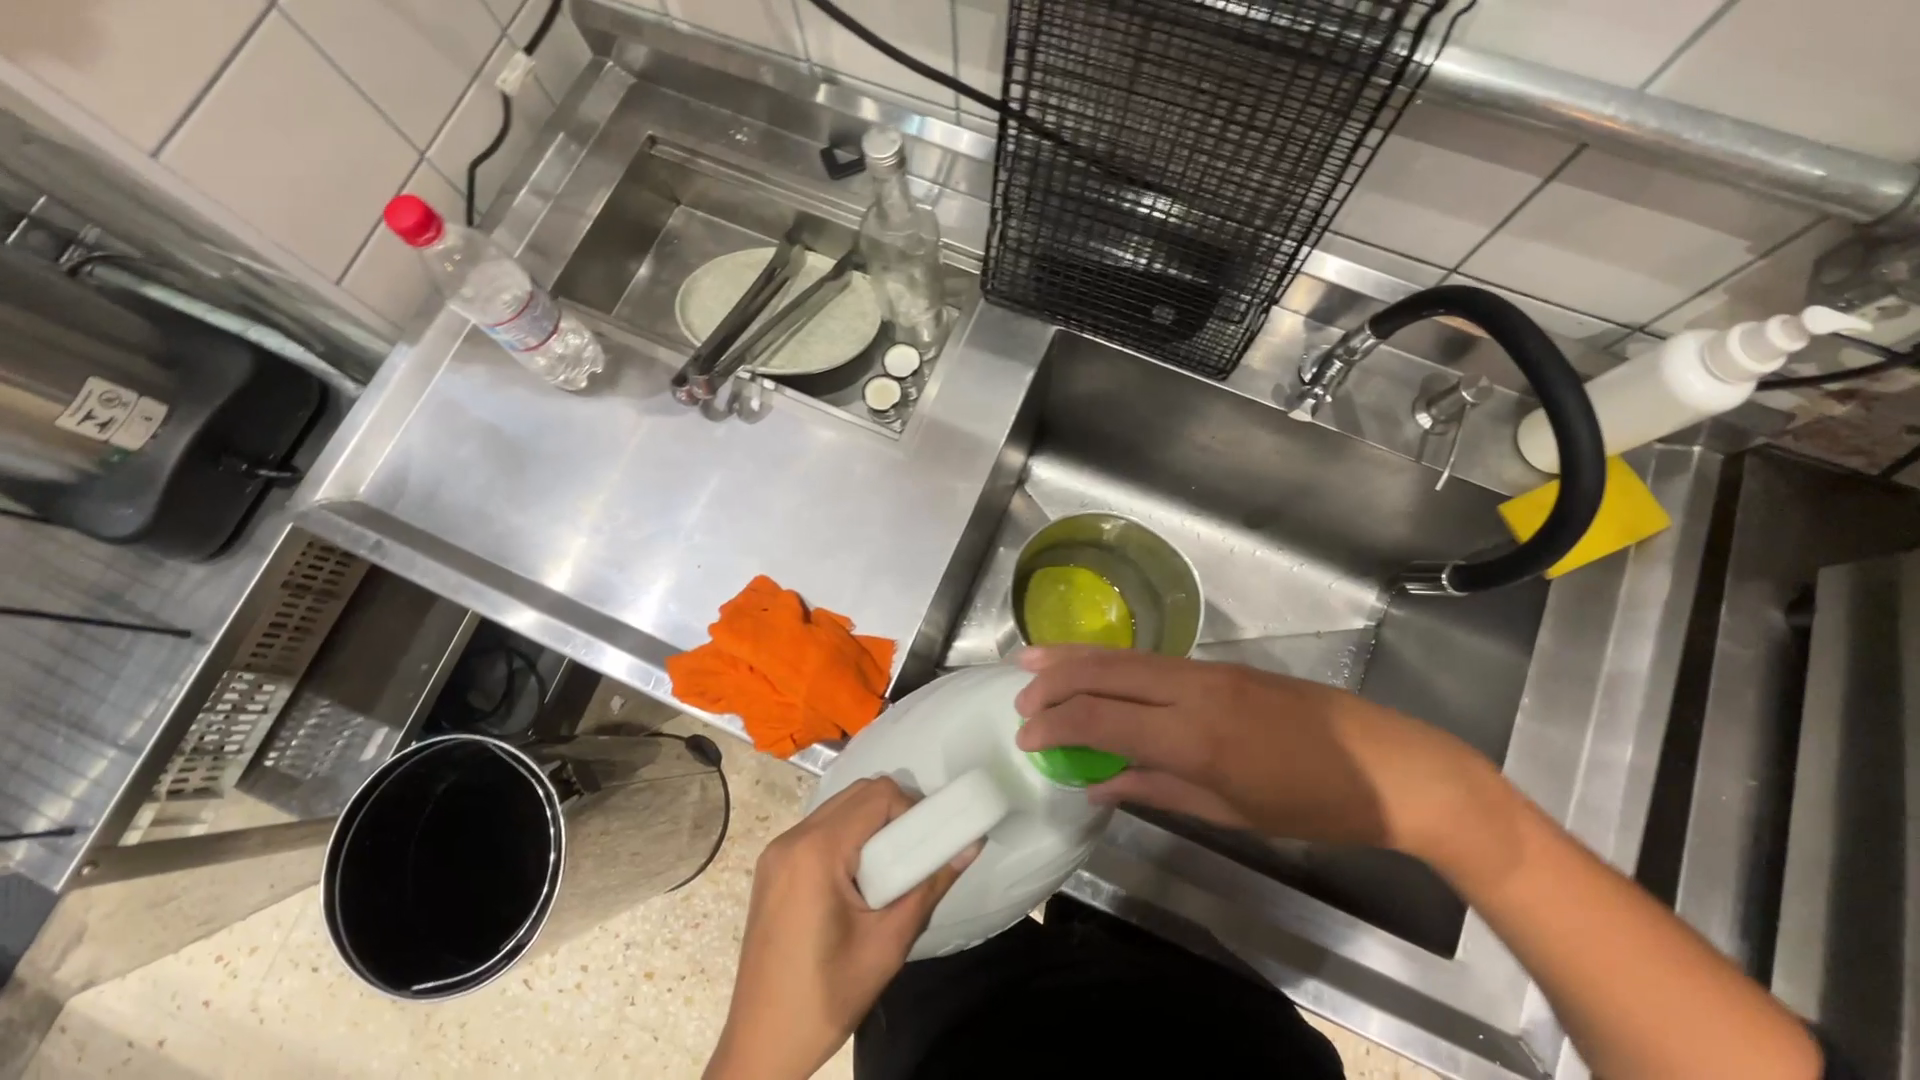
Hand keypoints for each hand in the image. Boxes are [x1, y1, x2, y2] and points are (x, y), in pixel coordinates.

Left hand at [706, 777, 974, 1079]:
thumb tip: (970, 844)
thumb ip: (930, 885)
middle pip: (857, 796)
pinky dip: (848, 843)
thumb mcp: (889, 942)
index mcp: (815, 852)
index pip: (877, 796)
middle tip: (917, 859)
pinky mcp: (772, 870)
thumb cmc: (827, 996)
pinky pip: (819, 834)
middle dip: (895, 816)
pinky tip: (862, 886)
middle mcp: (790, 840)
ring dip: (872, 829)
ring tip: (892, 876)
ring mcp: (775, 854)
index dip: (914, 811)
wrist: (763, 1044)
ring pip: (838, 811)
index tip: (932, 846)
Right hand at [1011, 646, 1522, 877]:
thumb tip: (1097, 783)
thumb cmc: (1313, 806)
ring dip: (1078, 660)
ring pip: (1128, 657)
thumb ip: (1157, 789)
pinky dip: (1115, 664)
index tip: (1024, 736)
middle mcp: (1194, 691)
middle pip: (1107, 673)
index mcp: (1193, 736)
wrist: (1394, 768)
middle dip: (1056, 680)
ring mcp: (1212, 672)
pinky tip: (1097, 670)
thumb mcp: (1229, 812)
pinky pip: (1156, 661)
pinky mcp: (1226, 667)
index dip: (1056, 724)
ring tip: (1035, 663)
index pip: (1102, 719)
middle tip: (1018, 694)